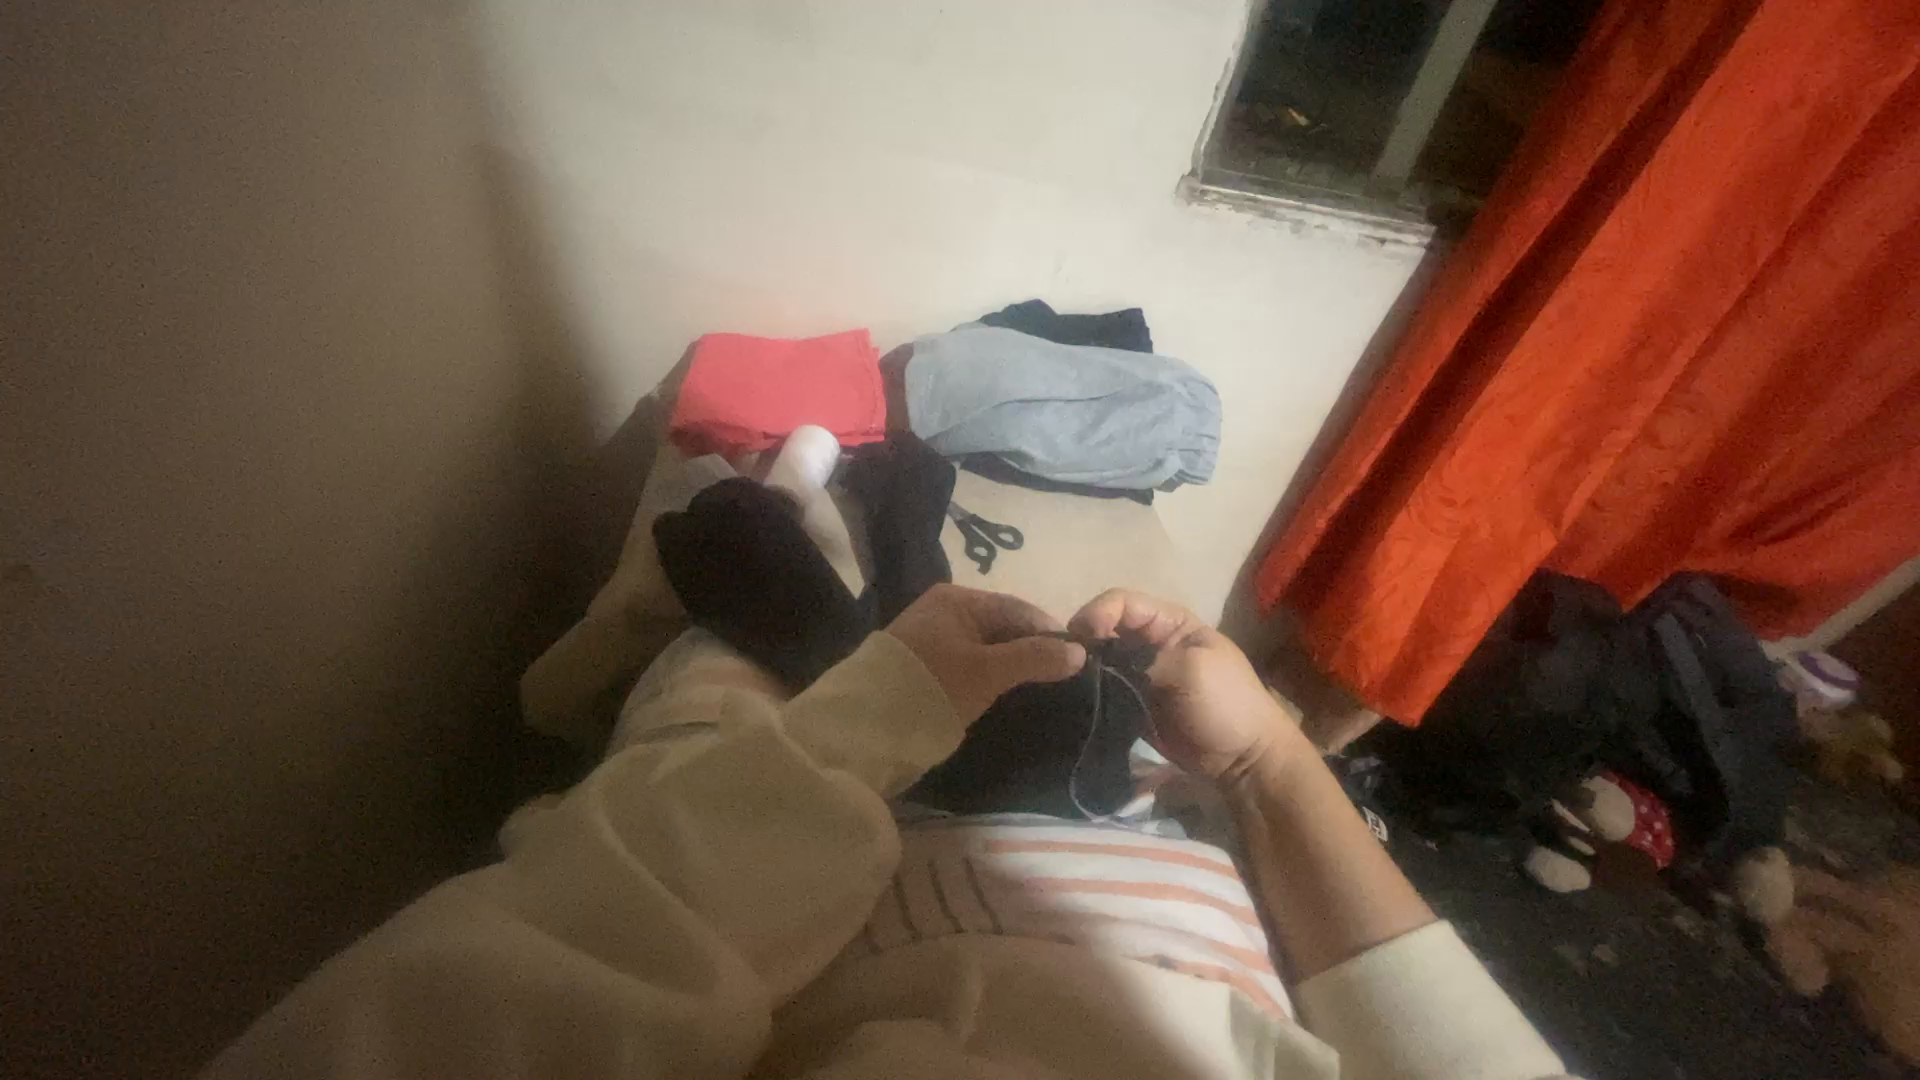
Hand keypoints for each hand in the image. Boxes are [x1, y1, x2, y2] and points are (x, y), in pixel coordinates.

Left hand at [886, 585, 1087, 721]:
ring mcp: (929, 636)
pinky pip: (966, 661)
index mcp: (957, 599)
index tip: (1076, 659)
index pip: (1016, 608)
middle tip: (1057, 677)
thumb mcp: (989, 671)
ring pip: (984, 646)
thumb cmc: (935, 685)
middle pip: (1000, 626)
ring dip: (1008, 664)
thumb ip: (1034, 657)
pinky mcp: (922, 663)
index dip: (1048, 632)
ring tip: (1034, 688)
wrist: (869, 724)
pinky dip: (986, 674)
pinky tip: (1000, 692)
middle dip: (1028, 649)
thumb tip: (1078, 652)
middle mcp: (942, 609)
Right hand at [1070, 588, 1308, 782]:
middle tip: (1066, 662)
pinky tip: (1076, 700)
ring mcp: (1138, 674)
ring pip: (1099, 659)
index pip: (1122, 603)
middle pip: (1104, 628)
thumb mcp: (1193, 670)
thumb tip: (1099, 662)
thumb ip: (1145, 659)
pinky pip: (1102, 690)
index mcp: (1169, 623)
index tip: (1080, 635)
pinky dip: (1088, 692)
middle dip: (1084, 640)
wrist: (1243, 761)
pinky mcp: (1130, 703)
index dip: (1098, 612)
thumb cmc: (1227, 704)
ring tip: (1067, 682)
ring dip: (1083, 667)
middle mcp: (1149, 642)